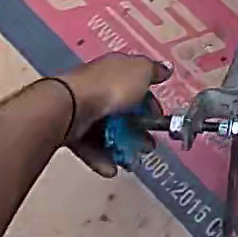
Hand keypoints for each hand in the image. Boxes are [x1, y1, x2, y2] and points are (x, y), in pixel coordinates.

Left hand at [56, 54, 170, 176]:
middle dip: (138, 130)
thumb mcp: (140, 71)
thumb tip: (166, 68)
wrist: (71, 107)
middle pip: (122, 111)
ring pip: (107, 131)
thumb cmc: (110, 87)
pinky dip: (102, 158)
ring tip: (132, 160)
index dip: (149, 101)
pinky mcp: (72, 131)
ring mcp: (83, 110)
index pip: (135, 84)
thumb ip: (153, 70)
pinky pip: (90, 146)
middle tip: (148, 144)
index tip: (159, 116)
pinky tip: (112, 168)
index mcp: (114, 70)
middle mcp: (98, 88)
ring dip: (122, 147)